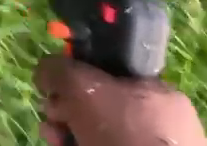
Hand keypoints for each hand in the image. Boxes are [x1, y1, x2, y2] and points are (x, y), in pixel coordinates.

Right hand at [34, 54, 206, 145]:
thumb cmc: (122, 129)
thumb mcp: (77, 83)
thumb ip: (56, 68)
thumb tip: (45, 74)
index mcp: (158, 92)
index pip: (107, 73)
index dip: (74, 76)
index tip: (55, 88)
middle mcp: (161, 120)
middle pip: (97, 103)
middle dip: (64, 107)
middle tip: (51, 115)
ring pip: (97, 129)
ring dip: (66, 128)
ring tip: (53, 136)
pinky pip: (100, 145)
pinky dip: (76, 144)